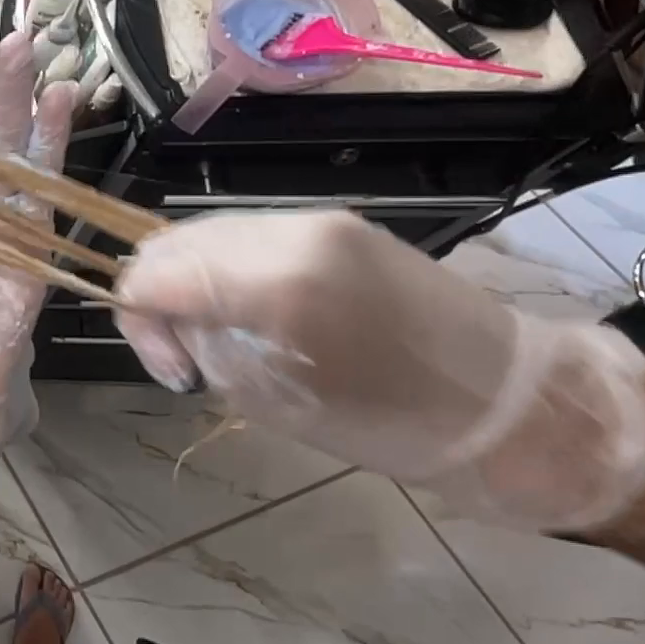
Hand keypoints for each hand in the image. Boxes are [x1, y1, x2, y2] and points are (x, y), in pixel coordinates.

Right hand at [113, 209, 644, 529]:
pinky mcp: (331, 223)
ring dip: (187, 279)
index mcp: (272, 285)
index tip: (173, 369)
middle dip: (156, 295)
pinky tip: (246, 305)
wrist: (506, 402)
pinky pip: (241, 235)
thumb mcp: (261, 394)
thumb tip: (164, 316)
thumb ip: (198, 342)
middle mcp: (288, 235)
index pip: (149, 276)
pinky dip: (220, 267)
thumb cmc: (379, 422)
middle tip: (184, 350)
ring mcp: (313, 221)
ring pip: (200, 234)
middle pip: (167, 244)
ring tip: (217, 327)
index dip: (138, 321)